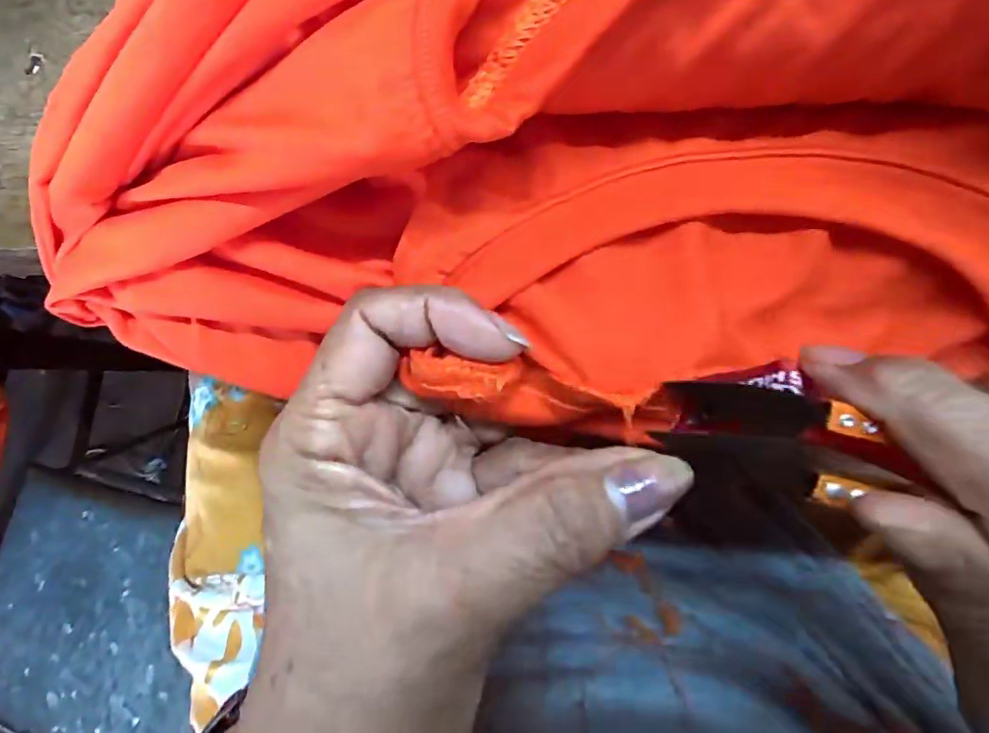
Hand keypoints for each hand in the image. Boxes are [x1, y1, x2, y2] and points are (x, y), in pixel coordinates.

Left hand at [240, 287, 694, 732]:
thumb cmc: (362, 675)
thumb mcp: (449, 589)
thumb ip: (554, 529)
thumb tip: (661, 475)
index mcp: (326, 430)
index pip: (374, 324)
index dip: (440, 314)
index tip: (509, 350)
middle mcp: (372, 432)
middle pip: (447, 361)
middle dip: (517, 370)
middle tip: (591, 376)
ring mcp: (421, 465)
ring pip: (494, 412)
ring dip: (558, 417)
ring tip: (629, 411)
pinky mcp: (462, 502)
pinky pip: (522, 464)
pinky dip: (572, 468)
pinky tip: (629, 466)